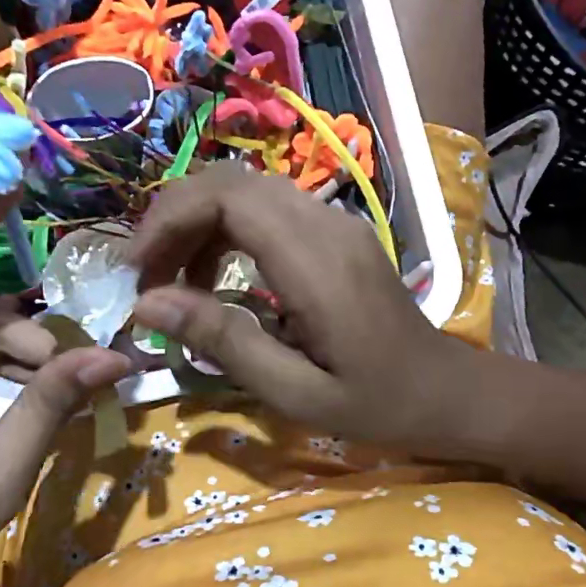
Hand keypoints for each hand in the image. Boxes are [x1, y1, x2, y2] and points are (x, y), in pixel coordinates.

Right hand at [127, 166, 472, 445]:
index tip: (137, 272)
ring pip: (248, 192)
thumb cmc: (378, 403)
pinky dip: (229, 233)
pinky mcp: (339, 234)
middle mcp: (326, 225)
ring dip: (200, 226)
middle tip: (148, 279)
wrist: (448, 392)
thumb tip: (149, 302)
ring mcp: (337, 224)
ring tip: (177, 285)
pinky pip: (270, 211)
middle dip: (175, 220)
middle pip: (231, 183)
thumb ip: (225, 341)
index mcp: (316, 262)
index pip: (226, 197)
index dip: (169, 220)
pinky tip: (220, 280)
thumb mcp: (296, 392)